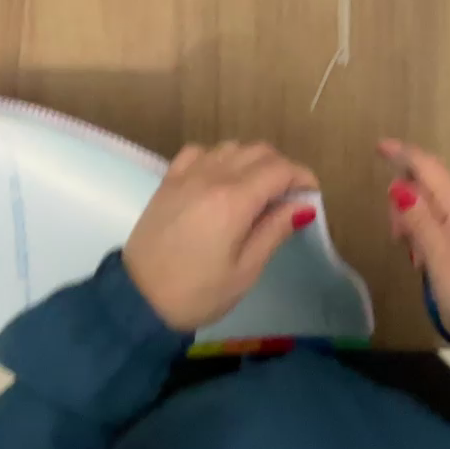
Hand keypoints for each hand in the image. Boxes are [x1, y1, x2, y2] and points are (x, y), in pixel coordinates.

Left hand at [124, 142, 320, 331]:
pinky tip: (220, 179)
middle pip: (258, 151)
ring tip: (257, 190)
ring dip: (251, 161)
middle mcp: (212, 176)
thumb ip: (274, 230)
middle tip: (288, 197)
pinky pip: (199, 152)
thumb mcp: (245, 270)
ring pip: (231, 147)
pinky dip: (218, 158)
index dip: (302, 178)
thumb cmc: (198, 293)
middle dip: (281, 168)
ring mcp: (186, 175)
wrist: (138, 301)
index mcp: (234, 200)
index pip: (280, 169)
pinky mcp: (168, 181)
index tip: (311, 196)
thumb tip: (303, 206)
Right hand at [381, 139, 449, 341]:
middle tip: (399, 240)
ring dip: (421, 223)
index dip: (402, 154)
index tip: (378, 147)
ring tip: (418, 261)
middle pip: (432, 187)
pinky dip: (437, 233)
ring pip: (442, 207)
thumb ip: (418, 219)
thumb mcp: (439, 257)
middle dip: (408, 203)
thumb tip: (400, 185)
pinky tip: (433, 261)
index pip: (429, 167)